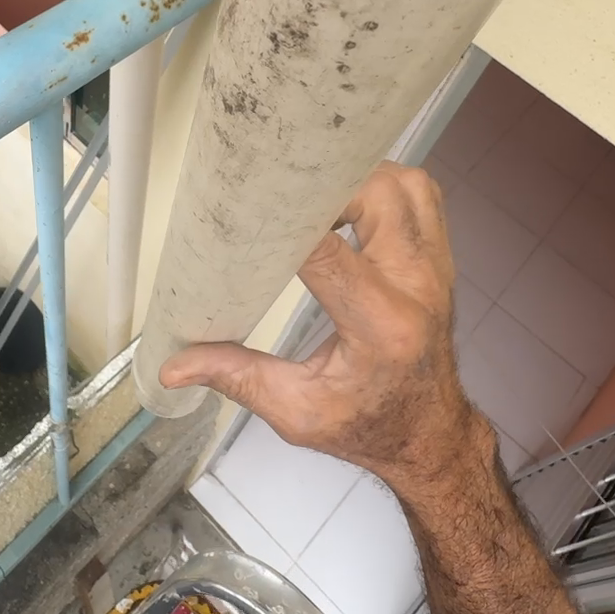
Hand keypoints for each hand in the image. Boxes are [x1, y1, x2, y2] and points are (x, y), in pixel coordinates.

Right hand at [159, 162, 493, 486]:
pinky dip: (384, 186)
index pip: (330, 251)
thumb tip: (174, 366)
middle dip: (328, 188)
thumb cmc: (367, 426)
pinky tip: (351, 204)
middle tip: (287, 201)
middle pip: (377, 198)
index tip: (252, 209)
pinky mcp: (440, 258)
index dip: (288, 224)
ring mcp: (436, 267)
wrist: (429, 433)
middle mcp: (416, 285)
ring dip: (360, 180)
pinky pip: (422, 195)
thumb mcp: (297, 413)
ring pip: (406, 185)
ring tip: (318, 199)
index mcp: (380, 325)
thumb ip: (237, 378)